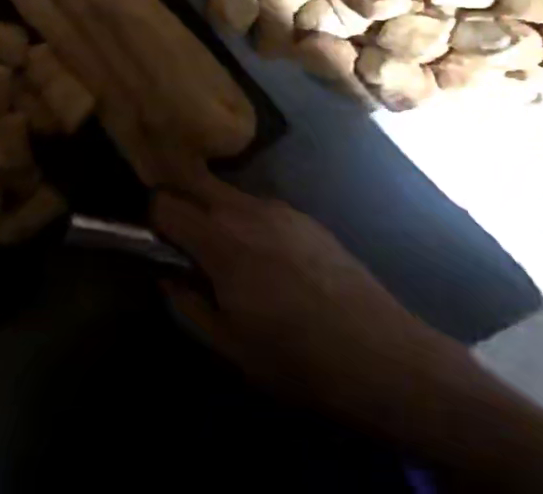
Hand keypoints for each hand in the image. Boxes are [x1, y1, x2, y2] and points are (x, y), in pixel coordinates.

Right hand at [151, 167, 477, 427]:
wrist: (388, 360)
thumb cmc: (299, 359)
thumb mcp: (230, 345)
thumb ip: (187, 303)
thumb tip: (167, 276)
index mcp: (219, 240)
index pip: (164, 201)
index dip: (153, 220)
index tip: (161, 247)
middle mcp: (246, 211)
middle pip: (193, 182)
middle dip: (181, 205)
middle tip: (188, 247)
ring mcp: (281, 210)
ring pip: (227, 195)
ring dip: (215, 214)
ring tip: (234, 261)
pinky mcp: (308, 219)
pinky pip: (260, 209)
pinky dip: (248, 224)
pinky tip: (271, 266)